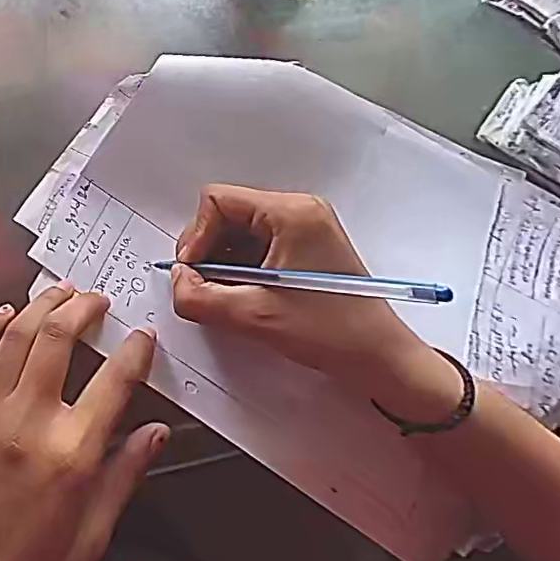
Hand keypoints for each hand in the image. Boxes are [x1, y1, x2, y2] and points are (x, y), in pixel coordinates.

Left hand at [0, 285, 165, 560]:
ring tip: (59, 293)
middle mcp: (26, 424)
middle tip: (96, 301)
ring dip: (41, 306)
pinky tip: (1, 314)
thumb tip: (155, 432)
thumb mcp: (91, 537)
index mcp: (70, 455)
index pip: (115, 380)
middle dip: (84, 308)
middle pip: (60, 338)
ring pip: (16, 335)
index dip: (135, 351)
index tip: (141, 338)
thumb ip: (125, 474)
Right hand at [169, 184, 463, 423]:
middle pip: (226, 213)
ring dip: (223, 261)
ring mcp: (302, 227)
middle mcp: (297, 211)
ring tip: (227, 295)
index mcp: (291, 213)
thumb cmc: (336, 332)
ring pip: (237, 231)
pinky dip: (240, 268)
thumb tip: (177, 280)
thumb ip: (202, 297)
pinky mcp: (302, 246)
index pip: (218, 200)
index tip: (193, 269)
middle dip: (208, 250)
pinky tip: (243, 295)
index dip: (196, 235)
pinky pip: (255, 245)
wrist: (381, 360)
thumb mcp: (256, 316)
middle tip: (204, 285)